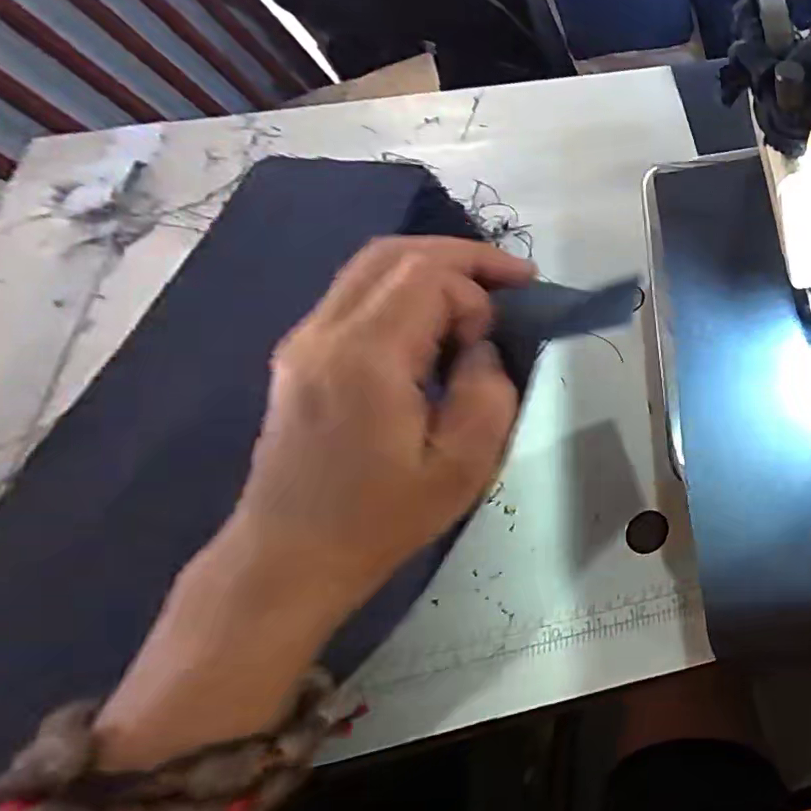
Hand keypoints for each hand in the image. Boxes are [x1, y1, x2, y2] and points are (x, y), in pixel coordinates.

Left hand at [225, 237, 535, 617]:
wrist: (291, 556)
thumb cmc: (385, 516)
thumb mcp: (466, 462)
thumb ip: (489, 390)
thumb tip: (482, 348)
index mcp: (364, 358)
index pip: (428, 278)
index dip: (480, 294)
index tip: (501, 341)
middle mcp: (324, 333)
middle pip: (395, 254)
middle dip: (466, 257)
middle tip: (519, 280)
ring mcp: (305, 341)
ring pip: (373, 266)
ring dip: (438, 268)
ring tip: (490, 294)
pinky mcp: (304, 355)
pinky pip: (361, 293)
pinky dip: (411, 288)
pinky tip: (445, 320)